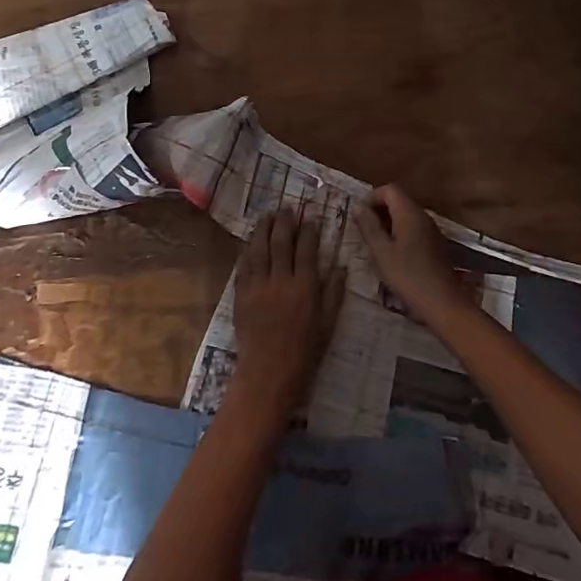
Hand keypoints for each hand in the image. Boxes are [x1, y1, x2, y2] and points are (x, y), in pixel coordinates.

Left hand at [231, 210, 346, 416]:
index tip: (310, 218)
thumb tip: (340, 266)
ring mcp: (257, 286)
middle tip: (286, 208)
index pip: (306, 249)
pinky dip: (247, 252)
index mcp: (305, 286)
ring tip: (266, 216)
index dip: (309, 231)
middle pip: (281, 243)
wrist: (269, 372)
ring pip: (259, 250)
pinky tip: (250, 243)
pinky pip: (243, 267)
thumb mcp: (328, 324)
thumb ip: (334, 293)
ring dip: (263, 230)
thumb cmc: (305, 352)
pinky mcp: (241, 295)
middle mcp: (280, 280)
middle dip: (284, 222)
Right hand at [354, 185, 474, 327]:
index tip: (359, 217)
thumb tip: (358, 206)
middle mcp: (422, 215)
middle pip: (398, 200)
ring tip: (374, 243)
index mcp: (409, 213)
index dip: (371, 198)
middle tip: (363, 231)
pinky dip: (398, 233)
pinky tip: (391, 253)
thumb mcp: (381, 251)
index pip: (389, 190)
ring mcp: (430, 229)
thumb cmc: (407, 275)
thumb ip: (369, 226)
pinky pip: (412, 228)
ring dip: (387, 222)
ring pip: (405, 215)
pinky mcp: (434, 243)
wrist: (441, 302)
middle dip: (378, 210)